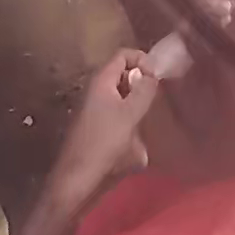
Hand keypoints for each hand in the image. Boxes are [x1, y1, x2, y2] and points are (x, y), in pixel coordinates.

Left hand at [46, 49, 158, 200]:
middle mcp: (96, 90)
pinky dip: (129, 122)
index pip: (123, 55)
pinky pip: (118, 117)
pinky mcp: (96, 128)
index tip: (157, 77)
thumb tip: (152, 72)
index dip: (142, 60)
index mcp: (102, 81)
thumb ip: (144, 91)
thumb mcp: (130, 114)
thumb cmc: (104, 143)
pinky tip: (135, 142)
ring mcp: (95, 109)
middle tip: (155, 100)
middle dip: (141, 85)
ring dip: (136, 107)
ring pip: (122, 98)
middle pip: (123, 75)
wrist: (77, 179)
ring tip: (146, 122)